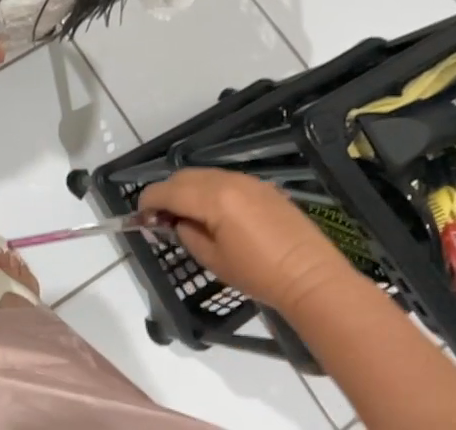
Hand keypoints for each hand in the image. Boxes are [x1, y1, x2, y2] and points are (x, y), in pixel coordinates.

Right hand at [139, 169, 358, 312]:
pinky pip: (226, 181)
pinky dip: (212, 191)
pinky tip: (217, 214)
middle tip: (164, 218)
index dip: (148, 201)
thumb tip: (176, 223)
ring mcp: (248, 181)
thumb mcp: (214, 260)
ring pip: (204, 176)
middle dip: (168, 193)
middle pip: (183, 176)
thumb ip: (187, 235)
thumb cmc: (260, 275)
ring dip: (190, 190)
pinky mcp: (264, 187)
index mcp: (212, 198)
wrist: (313, 280)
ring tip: (190, 216)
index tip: (142, 216)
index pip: (166, 190)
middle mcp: (227, 180)